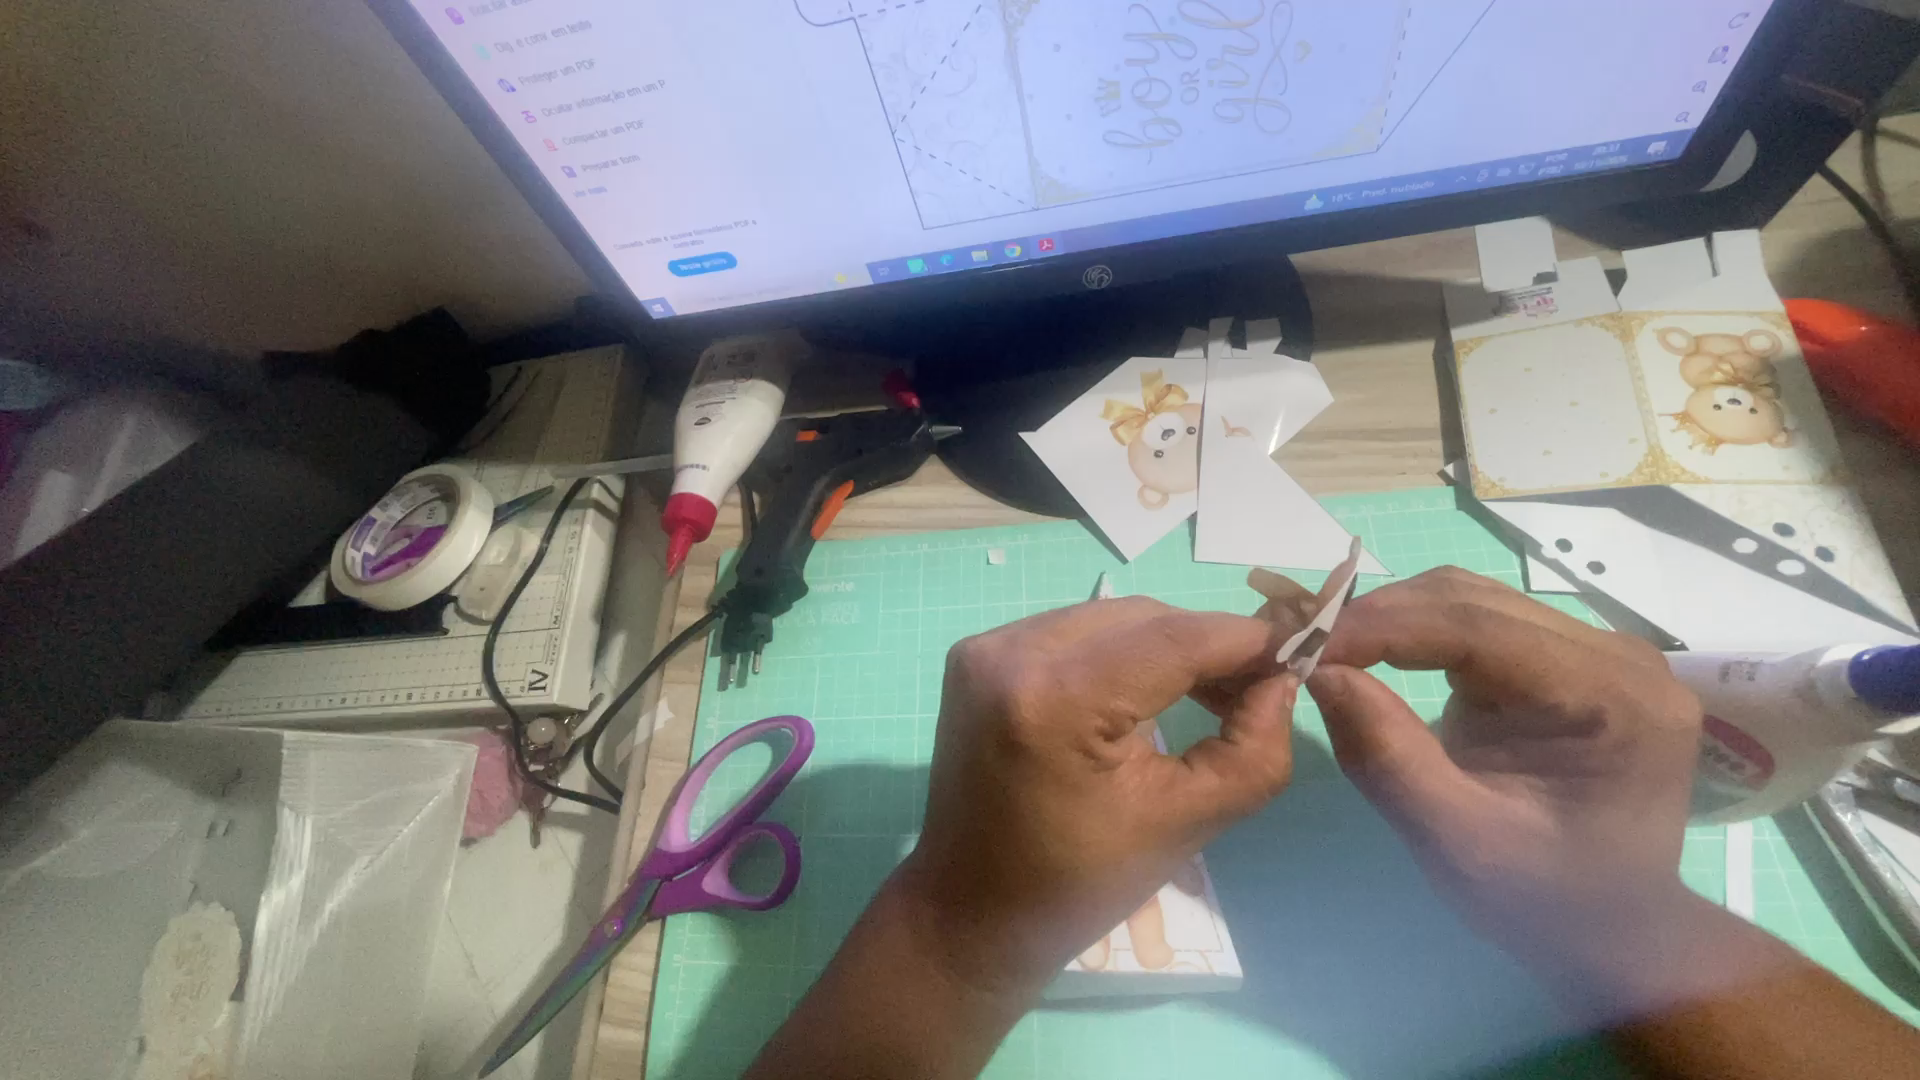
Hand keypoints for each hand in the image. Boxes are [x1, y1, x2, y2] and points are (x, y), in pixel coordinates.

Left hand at [892, 596, 1297, 995]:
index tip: (1297, 650)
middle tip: (1255, 683)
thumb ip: (1252, 750)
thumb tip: (1282, 679)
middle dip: (1206, 642)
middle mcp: (1012, 654)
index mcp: (1055, 701)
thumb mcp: (1184, 823)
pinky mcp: (977, 653)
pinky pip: (1068, 630)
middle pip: (1139, 617)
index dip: (1244, 639)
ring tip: (1207, 687)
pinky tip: (1144, 685)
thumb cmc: (1075, 883)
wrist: (967, 906)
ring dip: (1162, 642)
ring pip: (1105, 617)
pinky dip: (1116, 649)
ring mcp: (986, 647)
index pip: (1173, 639)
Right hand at [1305, 568, 1704, 991]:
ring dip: (1383, 616)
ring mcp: (1587, 650)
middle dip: (1374, 616)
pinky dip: (1402, 628)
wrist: (1606, 926)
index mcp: (1612, 699)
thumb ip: (1385, 753)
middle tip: (1302, 645)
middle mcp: (1612, 656)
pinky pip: (1463, 617)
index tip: (1305, 648)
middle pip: (1467, 599)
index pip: (1476, 629)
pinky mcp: (1553, 655)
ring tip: (1325, 648)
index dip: (1380, 627)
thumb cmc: (1539, 896)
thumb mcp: (1452, 838)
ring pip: (1460, 596)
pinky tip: (1364, 650)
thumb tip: (1318, 670)